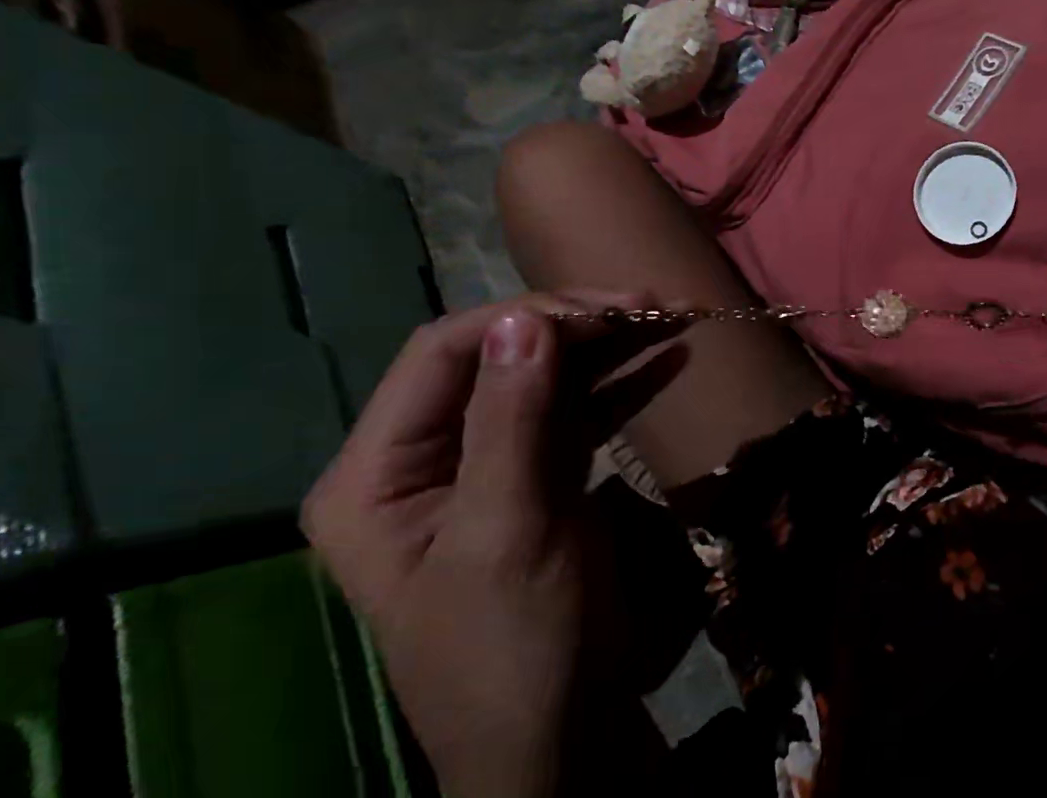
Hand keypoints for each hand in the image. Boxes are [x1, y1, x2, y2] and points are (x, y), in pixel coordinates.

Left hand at [302, 292, 683, 797]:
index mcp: (377, 473)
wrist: (565, 739)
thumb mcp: (507, 537)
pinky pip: (577, 413)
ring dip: (608, 348)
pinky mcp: (539, 476)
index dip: (522, 321)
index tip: (605, 313)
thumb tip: (524, 319)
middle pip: (499, 360)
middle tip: (652, 305)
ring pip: (545, 380)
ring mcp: (487, 463)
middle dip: (577, 328)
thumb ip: (510, 423)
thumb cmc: (514, 653)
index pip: (442, 356)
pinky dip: (620, 384)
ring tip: (669, 318)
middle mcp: (424, 456)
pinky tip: (663, 358)